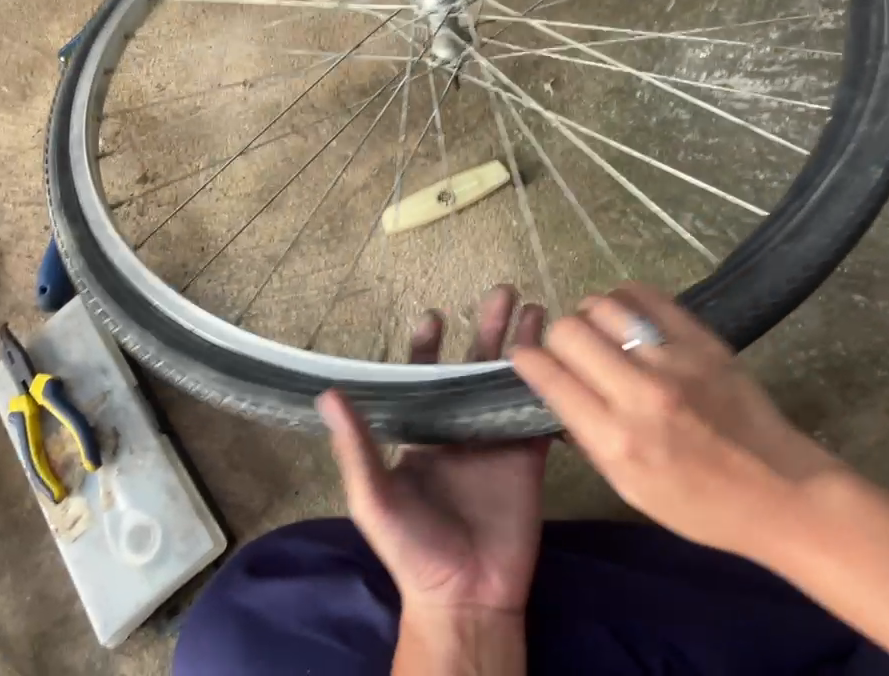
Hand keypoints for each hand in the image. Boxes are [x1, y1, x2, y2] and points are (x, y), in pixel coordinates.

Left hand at [319, 286, 548, 616]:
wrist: (465, 596)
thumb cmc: (410, 548)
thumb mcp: (373, 497)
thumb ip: (357, 447)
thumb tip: (328, 395)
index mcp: (422, 430)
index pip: (425, 375)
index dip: (429, 345)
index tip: (434, 316)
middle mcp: (459, 426)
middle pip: (474, 366)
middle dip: (489, 328)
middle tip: (503, 291)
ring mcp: (496, 439)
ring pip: (509, 382)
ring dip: (523, 346)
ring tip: (538, 308)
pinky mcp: (528, 458)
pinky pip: (540, 416)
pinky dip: (550, 387)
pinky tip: (560, 358)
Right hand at [510, 282, 838, 560]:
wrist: (782, 492)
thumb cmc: (699, 504)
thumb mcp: (627, 488)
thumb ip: (585, 437)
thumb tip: (553, 392)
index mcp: (616, 439)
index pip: (549, 376)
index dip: (526, 361)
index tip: (525, 360)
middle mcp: (640, 394)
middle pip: (569, 331)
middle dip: (557, 340)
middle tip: (571, 353)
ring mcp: (675, 361)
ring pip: (603, 306)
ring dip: (590, 317)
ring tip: (601, 333)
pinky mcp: (702, 340)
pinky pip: (646, 295)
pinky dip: (624, 299)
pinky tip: (627, 315)